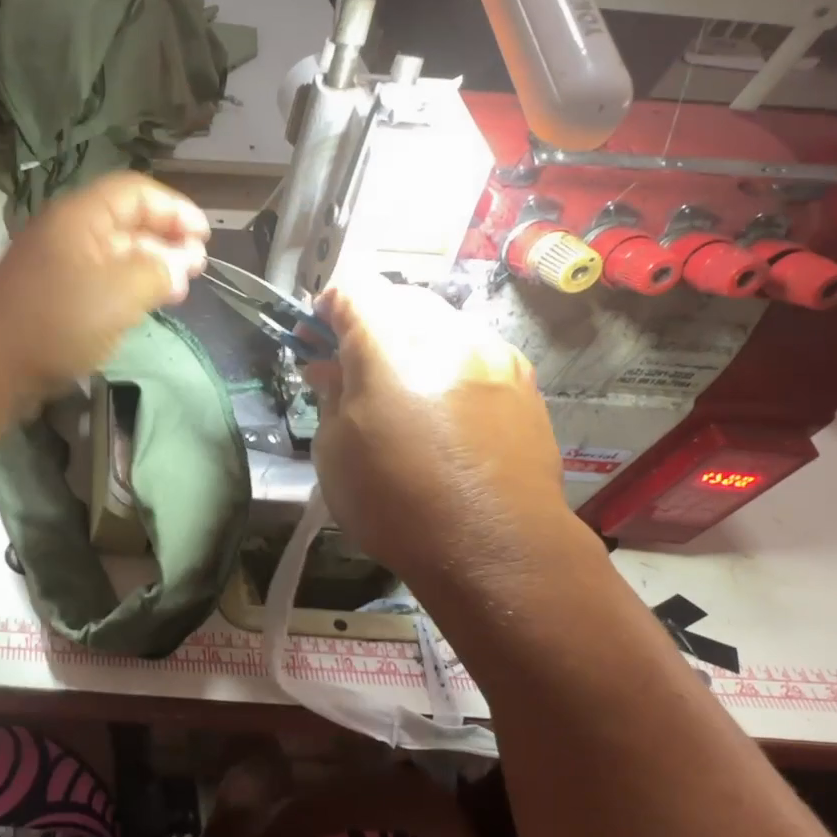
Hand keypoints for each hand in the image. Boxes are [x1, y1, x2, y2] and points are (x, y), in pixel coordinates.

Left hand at [0, 172, 209, 391]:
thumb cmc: (58, 324)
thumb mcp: (122, 293)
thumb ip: (159, 271)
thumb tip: (178, 265)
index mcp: (78, 216)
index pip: (136, 192)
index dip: (175, 210)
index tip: (204, 238)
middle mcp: (60, 231)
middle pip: (122, 221)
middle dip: (164, 240)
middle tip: (196, 268)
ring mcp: (47, 264)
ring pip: (108, 254)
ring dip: (145, 268)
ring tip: (175, 292)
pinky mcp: (41, 296)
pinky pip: (90, 280)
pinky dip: (119, 289)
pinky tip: (136, 310)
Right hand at [305, 272, 571, 587]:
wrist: (495, 545)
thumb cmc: (394, 500)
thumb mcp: (334, 450)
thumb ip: (331, 395)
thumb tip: (330, 370)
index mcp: (389, 346)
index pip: (353, 291)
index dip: (327, 307)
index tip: (313, 337)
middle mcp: (446, 334)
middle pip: (400, 300)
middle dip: (369, 322)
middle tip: (350, 366)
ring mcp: (493, 354)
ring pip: (440, 323)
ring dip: (410, 343)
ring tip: (398, 391)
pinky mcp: (523, 382)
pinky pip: (473, 353)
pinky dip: (446, 365)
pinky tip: (440, 411)